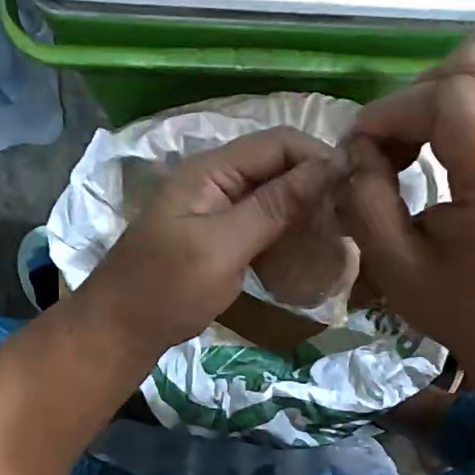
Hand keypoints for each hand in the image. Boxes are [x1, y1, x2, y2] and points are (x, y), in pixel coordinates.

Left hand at [77, 128, 341, 352]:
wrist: (120, 330)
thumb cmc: (167, 288)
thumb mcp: (223, 247)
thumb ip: (274, 206)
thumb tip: (330, 166)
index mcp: (212, 170)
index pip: (279, 143)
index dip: (319, 160)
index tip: (354, 193)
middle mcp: (217, 181)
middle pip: (279, 167)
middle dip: (316, 188)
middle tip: (349, 223)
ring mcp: (218, 210)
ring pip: (275, 196)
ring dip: (305, 213)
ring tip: (336, 240)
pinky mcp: (221, 237)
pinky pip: (263, 224)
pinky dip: (286, 234)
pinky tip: (308, 254)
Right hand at [340, 28, 474, 392]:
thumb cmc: (452, 306)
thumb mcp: (392, 265)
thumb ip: (366, 198)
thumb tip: (358, 148)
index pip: (449, 98)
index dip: (393, 109)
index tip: (360, 144)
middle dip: (416, 96)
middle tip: (388, 144)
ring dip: (451, 80)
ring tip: (420, 121)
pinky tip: (467, 83)